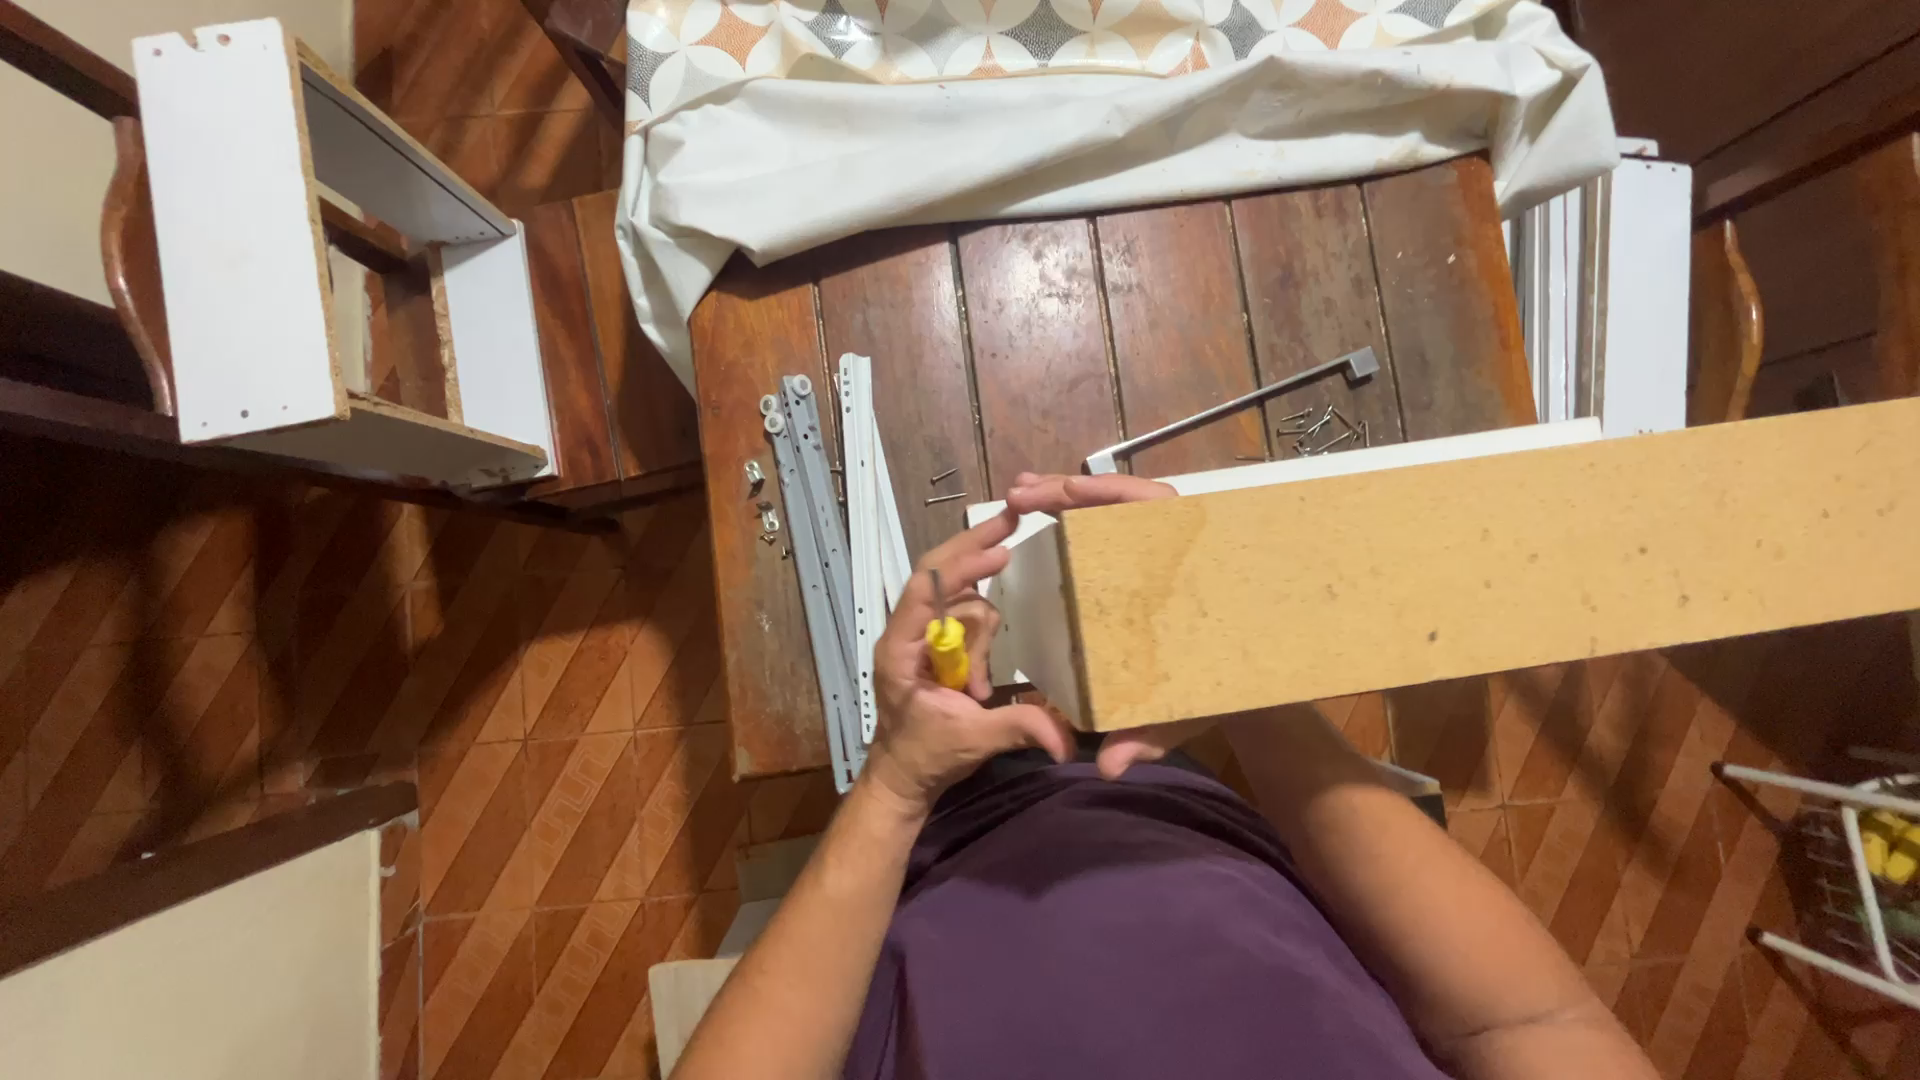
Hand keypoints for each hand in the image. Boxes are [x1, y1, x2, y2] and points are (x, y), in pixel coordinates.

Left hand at [862, 508, 1076, 815]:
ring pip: (960, 601)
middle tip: (1013, 518)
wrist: (902, 776)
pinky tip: (984, 682)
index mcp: (900, 648)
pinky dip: (982, 637)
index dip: (960, 565)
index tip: (999, 552)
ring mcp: (920, 633)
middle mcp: (907, 631)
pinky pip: (964, 618)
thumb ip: (1018, 728)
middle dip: (974, 546)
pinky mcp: (936, 641)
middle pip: (939, 571)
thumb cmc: (924, 756)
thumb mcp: (971, 741)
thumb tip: (1067, 738)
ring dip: (982, 634)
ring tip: (981, 689)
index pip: (923, 589)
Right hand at [1005, 471, 1203, 778]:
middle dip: (1071, 491)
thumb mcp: (1183, 711)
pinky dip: (1076, 516)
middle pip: (1126, 499)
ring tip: (1019, 494)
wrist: (1247, 692)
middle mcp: (1175, 550)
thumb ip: (1148, 734)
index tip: (1069, 492)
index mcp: (1189, 571)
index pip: (1157, 509)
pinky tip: (1042, 515)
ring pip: (1113, 507)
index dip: (1112, 493)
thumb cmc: (1220, 692)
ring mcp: (1157, 551)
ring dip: (1065, 496)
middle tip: (1022, 493)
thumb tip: (1107, 767)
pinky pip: (1108, 528)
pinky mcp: (1143, 560)